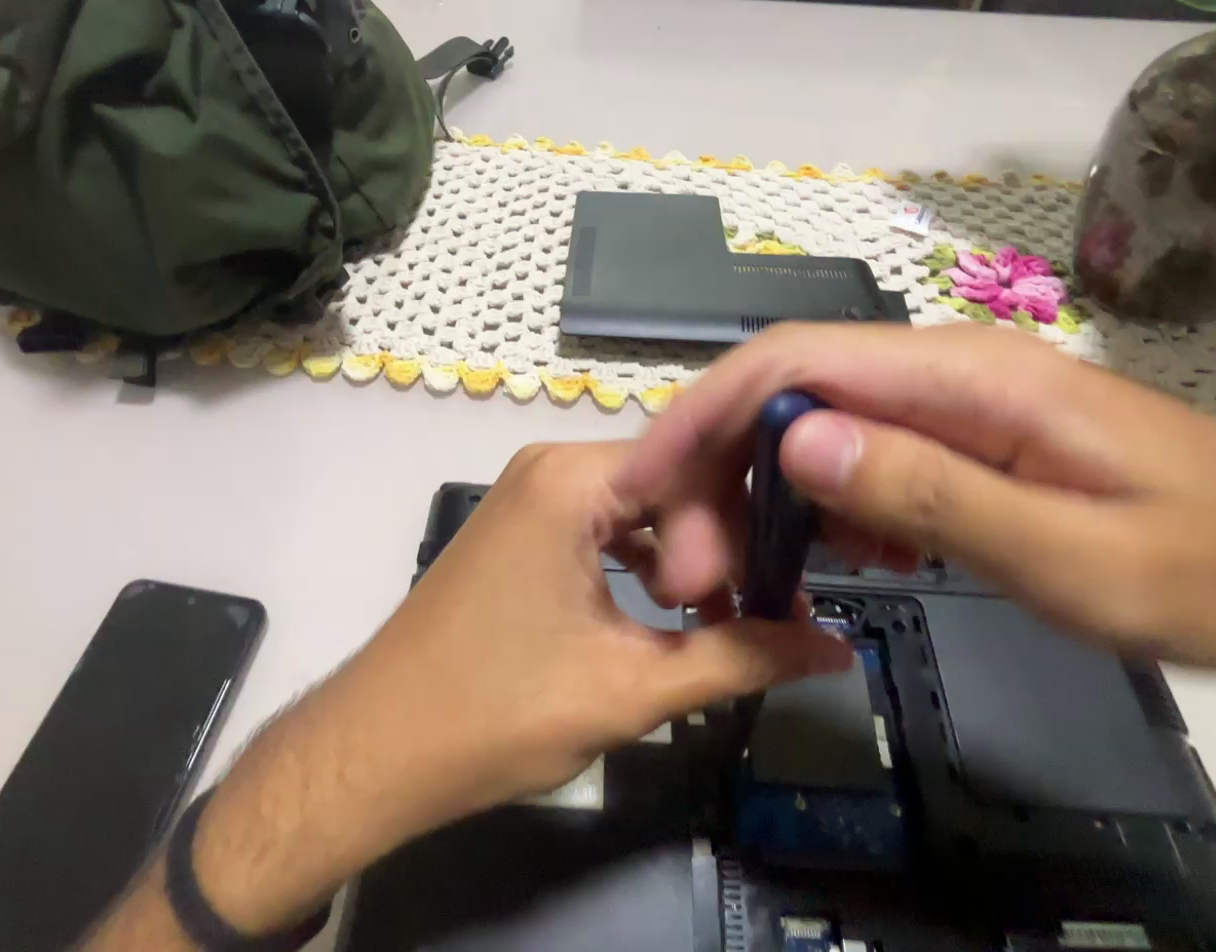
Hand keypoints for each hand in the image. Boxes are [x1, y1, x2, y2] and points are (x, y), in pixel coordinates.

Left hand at [327, 441, 850, 826]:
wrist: (376, 750)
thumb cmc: (497, 713)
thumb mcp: (632, 688)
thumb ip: (743, 658)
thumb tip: (839, 652)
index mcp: (574, 480)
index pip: (699, 465)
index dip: (749, 527)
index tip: (782, 593)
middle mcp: (553, 466)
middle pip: (672, 480)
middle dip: (724, 545)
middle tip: (767, 612)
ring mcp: (533, 494)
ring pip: (643, 506)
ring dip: (690, 558)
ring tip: (730, 621)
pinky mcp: (524, 528)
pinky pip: (607, 526)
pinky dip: (647, 563)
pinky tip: (675, 614)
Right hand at [616, 322, 1215, 682]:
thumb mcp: (1075, 558)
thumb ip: (932, 491)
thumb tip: (793, 438)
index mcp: (966, 379)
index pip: (794, 363)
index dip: (703, 416)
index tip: (642, 487)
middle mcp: (947, 374)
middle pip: (790, 393)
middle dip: (719, 473)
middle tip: (692, 574)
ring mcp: (957, 408)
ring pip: (817, 428)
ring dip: (762, 496)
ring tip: (746, 579)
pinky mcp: (967, 444)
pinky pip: (863, 460)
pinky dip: (821, 508)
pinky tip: (832, 559)